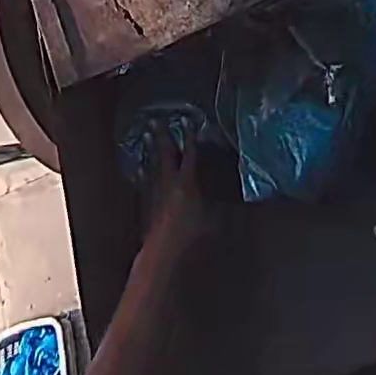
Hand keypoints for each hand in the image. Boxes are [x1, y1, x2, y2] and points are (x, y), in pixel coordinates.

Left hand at [143, 123, 210, 261]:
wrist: (161, 253)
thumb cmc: (189, 235)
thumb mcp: (213, 220)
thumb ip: (221, 206)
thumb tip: (234, 200)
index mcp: (186, 181)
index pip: (190, 154)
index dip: (190, 139)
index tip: (188, 123)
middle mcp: (169, 181)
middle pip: (165, 153)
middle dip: (162, 136)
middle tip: (155, 120)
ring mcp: (154, 191)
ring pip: (152, 164)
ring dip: (150, 149)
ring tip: (147, 135)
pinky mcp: (145, 203)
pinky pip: (144, 181)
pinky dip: (144, 172)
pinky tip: (141, 168)